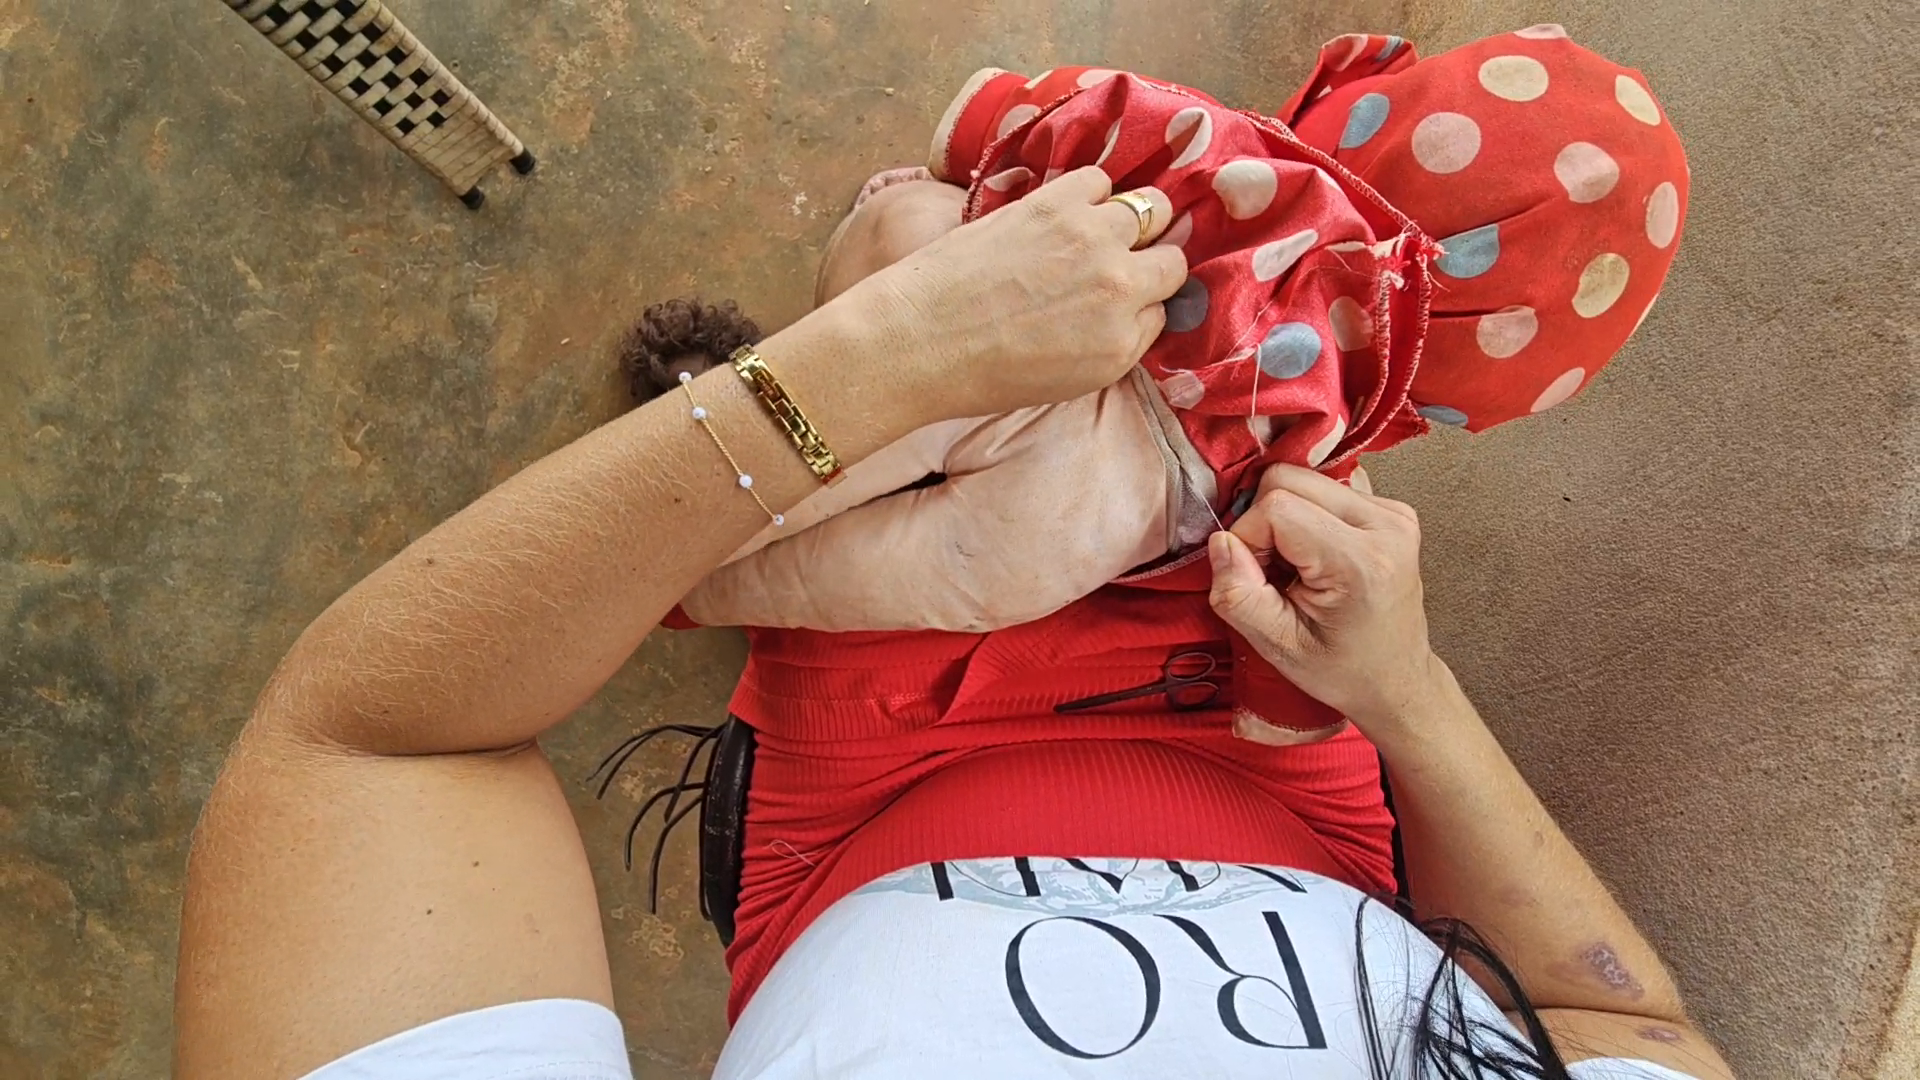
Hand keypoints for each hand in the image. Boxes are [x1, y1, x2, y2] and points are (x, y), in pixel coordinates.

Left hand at [850, 167, 1186, 421]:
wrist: (922, 342)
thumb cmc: (985, 375)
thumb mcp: (1068, 382)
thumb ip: (1113, 345)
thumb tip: (1134, 310)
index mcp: (1121, 345)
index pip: (1163, 309)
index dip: (1142, 303)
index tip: (1120, 300)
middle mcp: (1121, 290)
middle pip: (1170, 259)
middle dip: (1150, 260)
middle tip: (1115, 264)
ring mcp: (1093, 239)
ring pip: (1149, 209)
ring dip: (1130, 220)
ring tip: (1095, 232)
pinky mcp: (1057, 202)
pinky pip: (1099, 181)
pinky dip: (1088, 194)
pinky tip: (1062, 213)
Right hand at [1207, 465, 1445, 736]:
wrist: (1395, 679)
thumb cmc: (1338, 668)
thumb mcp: (1274, 644)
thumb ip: (1237, 594)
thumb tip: (1220, 541)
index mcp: (1361, 562)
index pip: (1276, 507)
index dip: (1247, 536)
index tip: (1255, 577)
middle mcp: (1385, 525)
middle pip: (1287, 479)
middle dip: (1260, 520)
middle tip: (1270, 569)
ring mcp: (1392, 512)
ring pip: (1301, 478)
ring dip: (1280, 516)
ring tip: (1292, 563)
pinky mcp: (1389, 507)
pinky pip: (1322, 486)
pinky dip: (1303, 512)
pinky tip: (1310, 550)